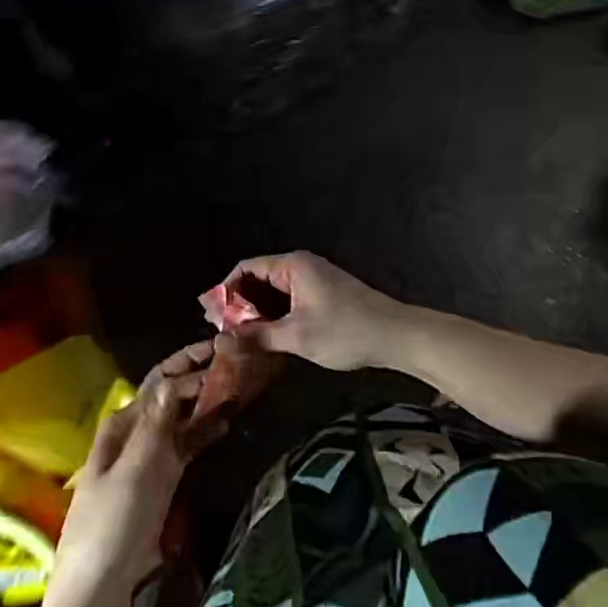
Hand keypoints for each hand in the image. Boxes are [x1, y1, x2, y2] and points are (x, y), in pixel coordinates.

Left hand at [46, 342, 222, 606]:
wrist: (100, 590)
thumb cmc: (110, 525)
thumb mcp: (133, 472)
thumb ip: (155, 424)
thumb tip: (174, 376)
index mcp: (123, 424)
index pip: (161, 380)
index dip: (191, 362)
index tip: (226, 348)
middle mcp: (137, 433)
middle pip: (174, 396)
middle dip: (204, 377)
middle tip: (242, 363)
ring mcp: (151, 458)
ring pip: (185, 419)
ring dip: (209, 402)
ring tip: (242, 386)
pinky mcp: (164, 482)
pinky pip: (189, 446)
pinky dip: (206, 432)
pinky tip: (227, 423)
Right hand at [202, 252, 414, 371]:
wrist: (397, 336)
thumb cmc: (346, 331)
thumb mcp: (297, 337)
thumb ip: (257, 336)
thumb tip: (222, 340)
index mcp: (292, 266)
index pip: (246, 269)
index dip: (224, 290)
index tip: (210, 315)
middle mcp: (300, 266)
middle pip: (257, 278)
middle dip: (237, 303)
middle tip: (219, 329)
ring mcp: (313, 280)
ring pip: (272, 292)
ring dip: (255, 312)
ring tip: (236, 336)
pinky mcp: (322, 295)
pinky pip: (287, 300)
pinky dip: (272, 315)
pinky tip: (264, 336)